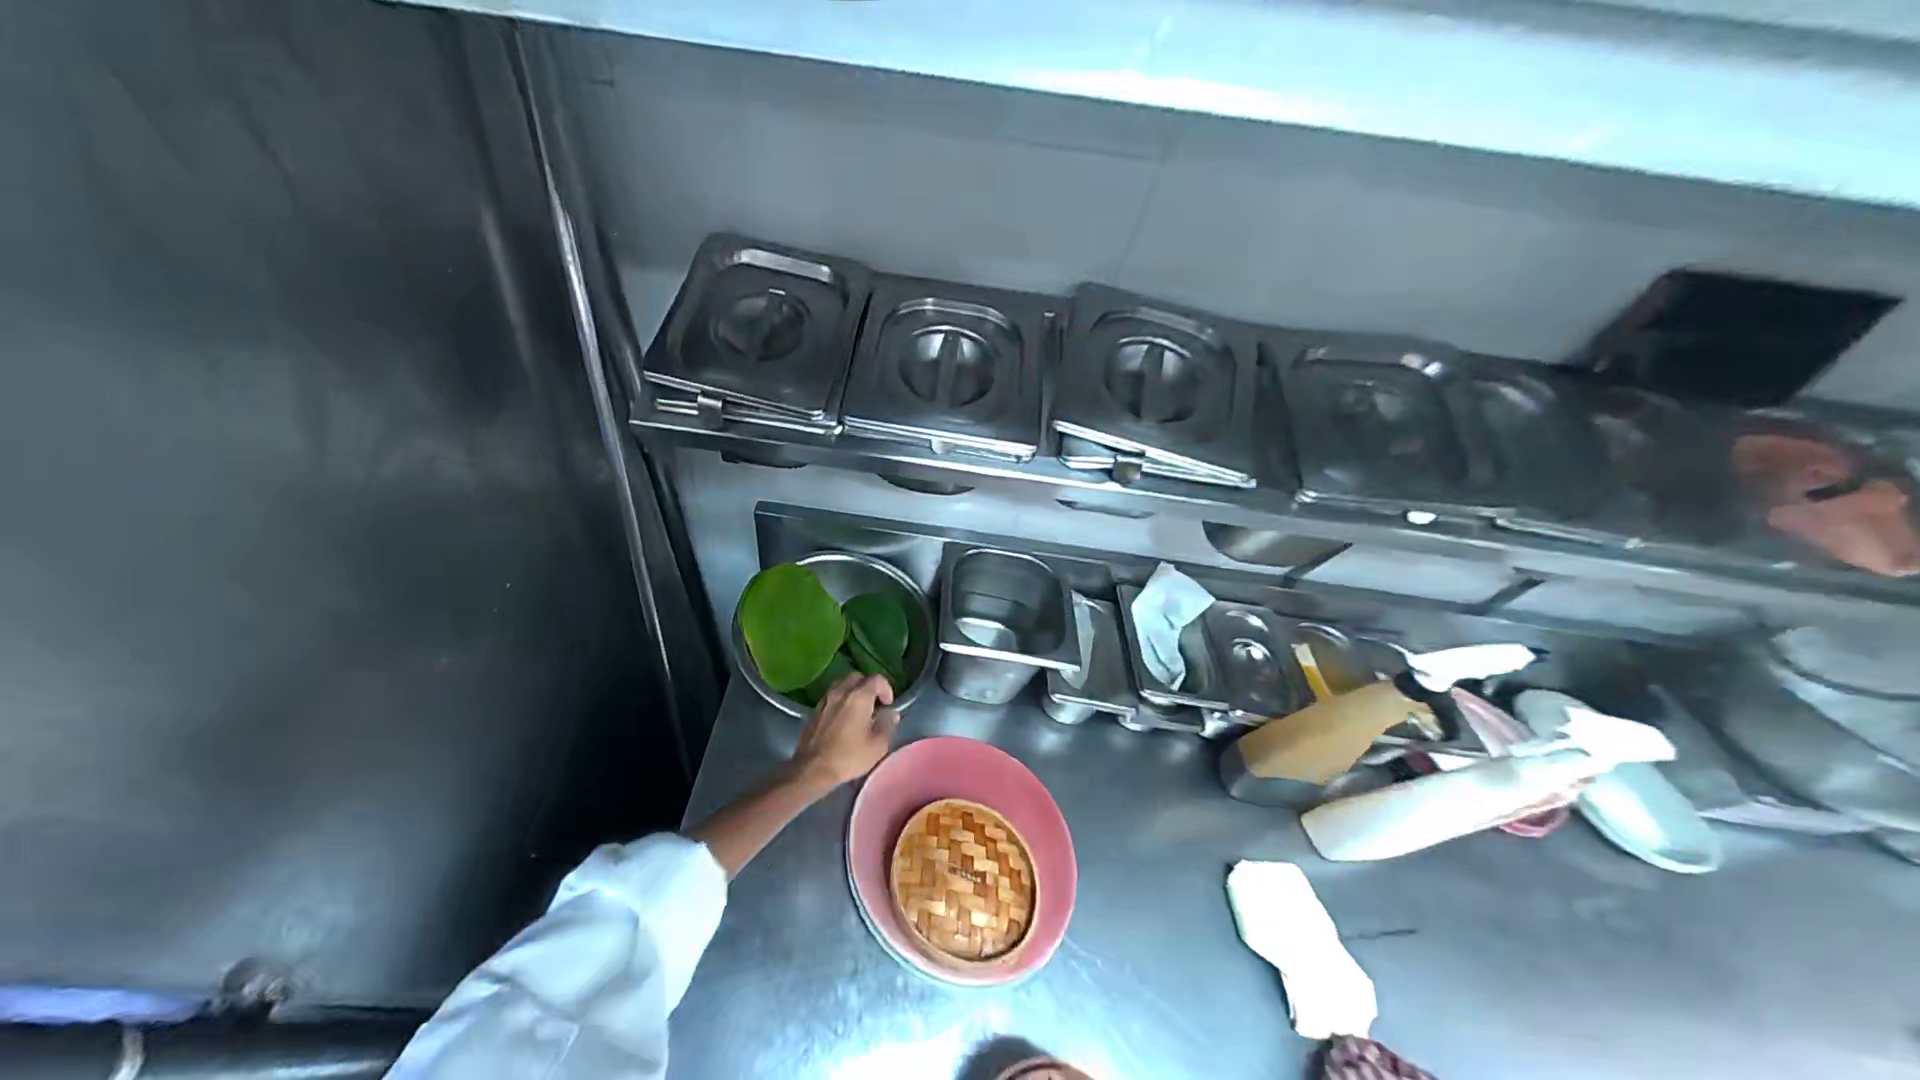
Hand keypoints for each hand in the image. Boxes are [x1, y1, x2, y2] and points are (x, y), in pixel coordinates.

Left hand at [792, 673, 898, 788]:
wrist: (812, 769)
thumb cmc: (849, 757)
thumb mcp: (877, 745)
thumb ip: (887, 725)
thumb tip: (890, 714)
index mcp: (859, 697)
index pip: (876, 679)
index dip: (886, 688)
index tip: (888, 704)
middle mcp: (840, 692)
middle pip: (857, 677)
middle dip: (868, 686)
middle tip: (874, 703)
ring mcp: (825, 700)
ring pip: (841, 684)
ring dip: (853, 691)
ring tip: (858, 709)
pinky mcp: (814, 711)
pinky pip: (831, 696)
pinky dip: (840, 700)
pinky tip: (842, 717)